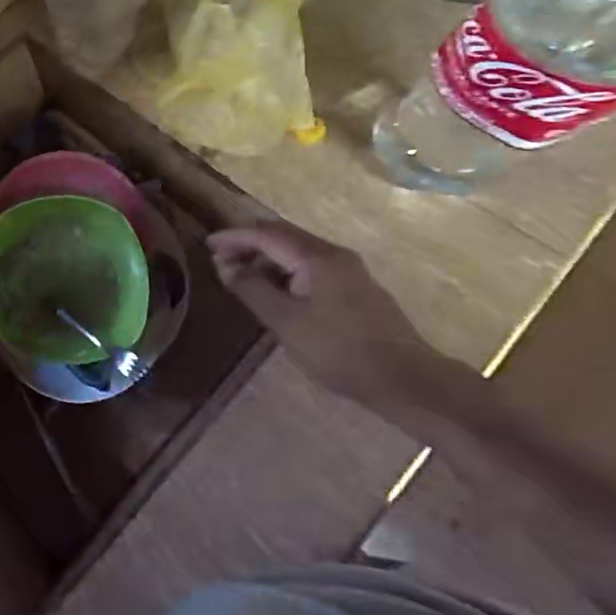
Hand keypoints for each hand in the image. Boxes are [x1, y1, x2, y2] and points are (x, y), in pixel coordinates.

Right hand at [207, 221, 448, 410]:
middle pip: (283, 235)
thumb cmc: (340, 351)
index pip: (266, 234)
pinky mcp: (357, 288)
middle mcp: (334, 254)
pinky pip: (312, 265)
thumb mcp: (286, 322)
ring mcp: (349, 270)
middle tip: (221, 256)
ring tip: (243, 276)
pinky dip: (287, 270)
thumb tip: (225, 266)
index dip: (234, 237)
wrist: (407, 381)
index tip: (208, 245)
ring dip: (268, 257)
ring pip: (298, 250)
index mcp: (316, 257)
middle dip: (249, 243)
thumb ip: (251, 289)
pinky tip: (277, 291)